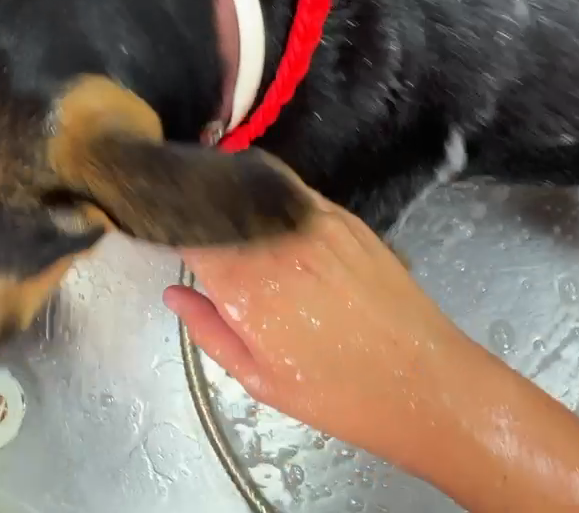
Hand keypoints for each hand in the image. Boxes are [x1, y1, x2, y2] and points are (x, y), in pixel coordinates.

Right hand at [164, 186, 578, 511]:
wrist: (427, 384)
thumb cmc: (340, 394)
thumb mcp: (260, 380)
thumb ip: (209, 331)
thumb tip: (174, 294)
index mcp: (249, 284)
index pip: (189, 232)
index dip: (165, 221)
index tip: (151, 218)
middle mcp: (277, 240)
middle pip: (216, 197)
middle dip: (190, 197)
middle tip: (172, 199)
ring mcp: (313, 221)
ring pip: (250, 183)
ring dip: (223, 185)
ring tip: (207, 192)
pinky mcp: (342, 215)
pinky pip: (288, 189)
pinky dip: (263, 189)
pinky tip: (257, 202)